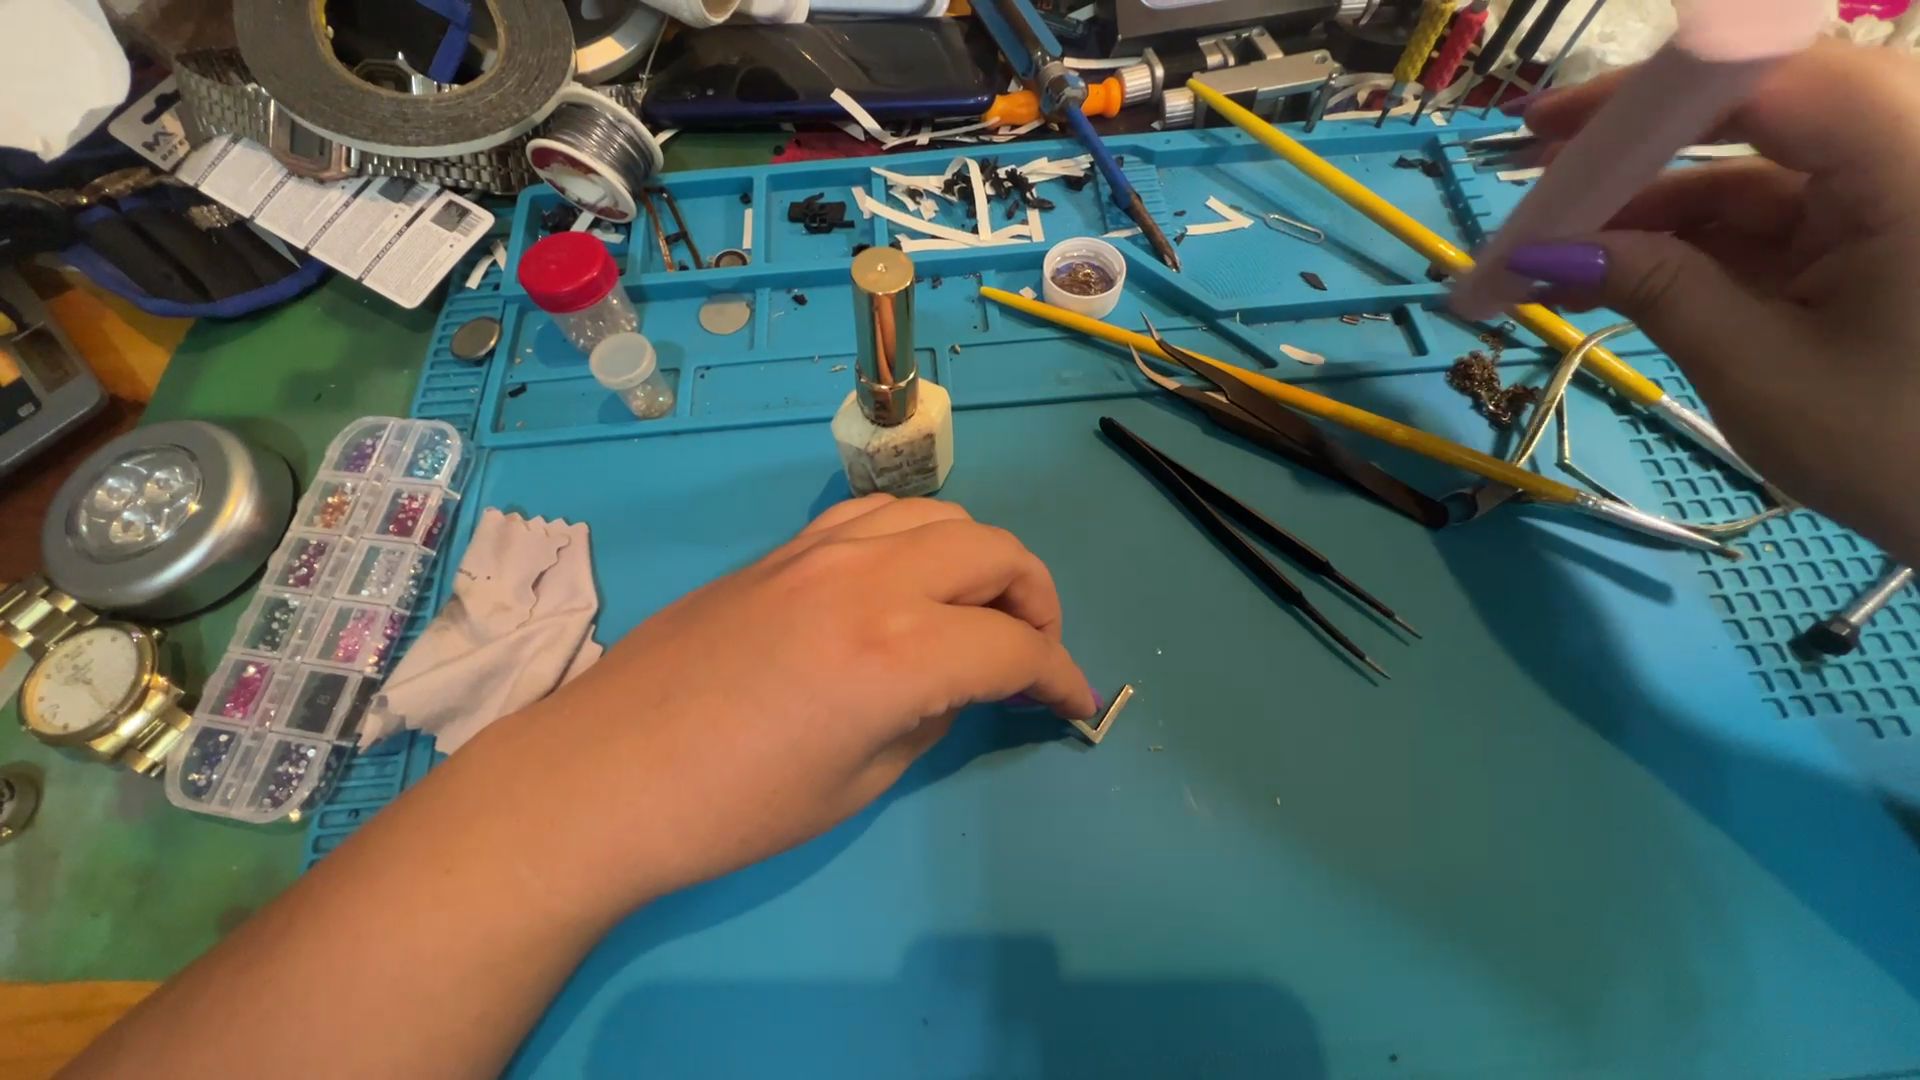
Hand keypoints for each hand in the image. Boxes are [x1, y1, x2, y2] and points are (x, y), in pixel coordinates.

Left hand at [466, 494, 1097, 910]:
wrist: (601, 775)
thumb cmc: (734, 808)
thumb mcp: (862, 780)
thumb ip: (933, 715)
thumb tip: (965, 682)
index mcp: (899, 652)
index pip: (1015, 647)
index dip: (1060, 677)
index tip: (1074, 703)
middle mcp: (872, 578)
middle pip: (996, 552)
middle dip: (1037, 599)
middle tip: (1031, 651)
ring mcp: (824, 549)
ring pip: (941, 515)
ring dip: (981, 557)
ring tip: (976, 606)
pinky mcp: (786, 547)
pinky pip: (878, 514)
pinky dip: (918, 537)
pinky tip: (906, 578)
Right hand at [1501, 42, 1919, 562]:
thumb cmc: (1898, 444)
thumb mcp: (1755, 367)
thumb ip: (1656, 289)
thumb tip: (1543, 251)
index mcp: (1917, 171)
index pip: (1772, 82)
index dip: (1650, 92)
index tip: (1543, 128)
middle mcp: (1910, 160)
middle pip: (1752, 116)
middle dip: (1631, 150)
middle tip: (1529, 181)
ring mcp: (1885, 201)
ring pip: (1739, 175)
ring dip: (1635, 215)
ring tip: (1541, 263)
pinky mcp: (1864, 239)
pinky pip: (1753, 221)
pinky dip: (1672, 248)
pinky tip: (1595, 278)